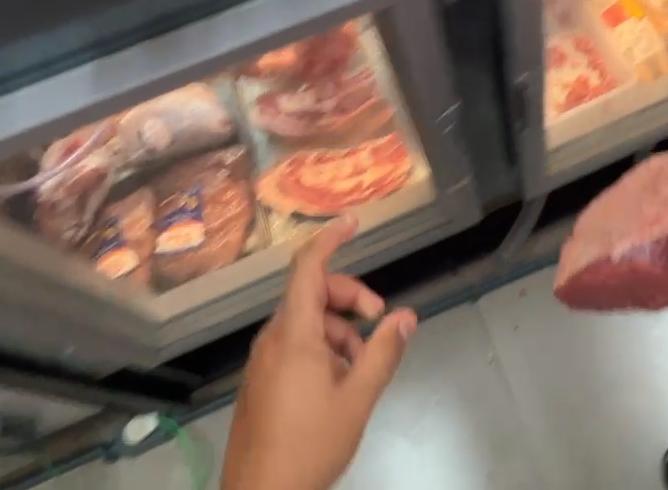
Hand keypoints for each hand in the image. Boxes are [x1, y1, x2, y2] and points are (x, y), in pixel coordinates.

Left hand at [222, 215, 416, 489]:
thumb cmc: (309, 446)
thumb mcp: (357, 399)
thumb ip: (383, 353)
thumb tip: (407, 316)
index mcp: (294, 332)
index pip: (309, 265)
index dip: (330, 238)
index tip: (354, 222)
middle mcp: (273, 337)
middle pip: (312, 291)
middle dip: (350, 297)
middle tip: (378, 322)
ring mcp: (263, 359)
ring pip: (305, 321)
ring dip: (339, 329)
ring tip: (361, 367)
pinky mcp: (260, 380)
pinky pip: (293, 344)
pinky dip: (321, 347)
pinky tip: (338, 382)